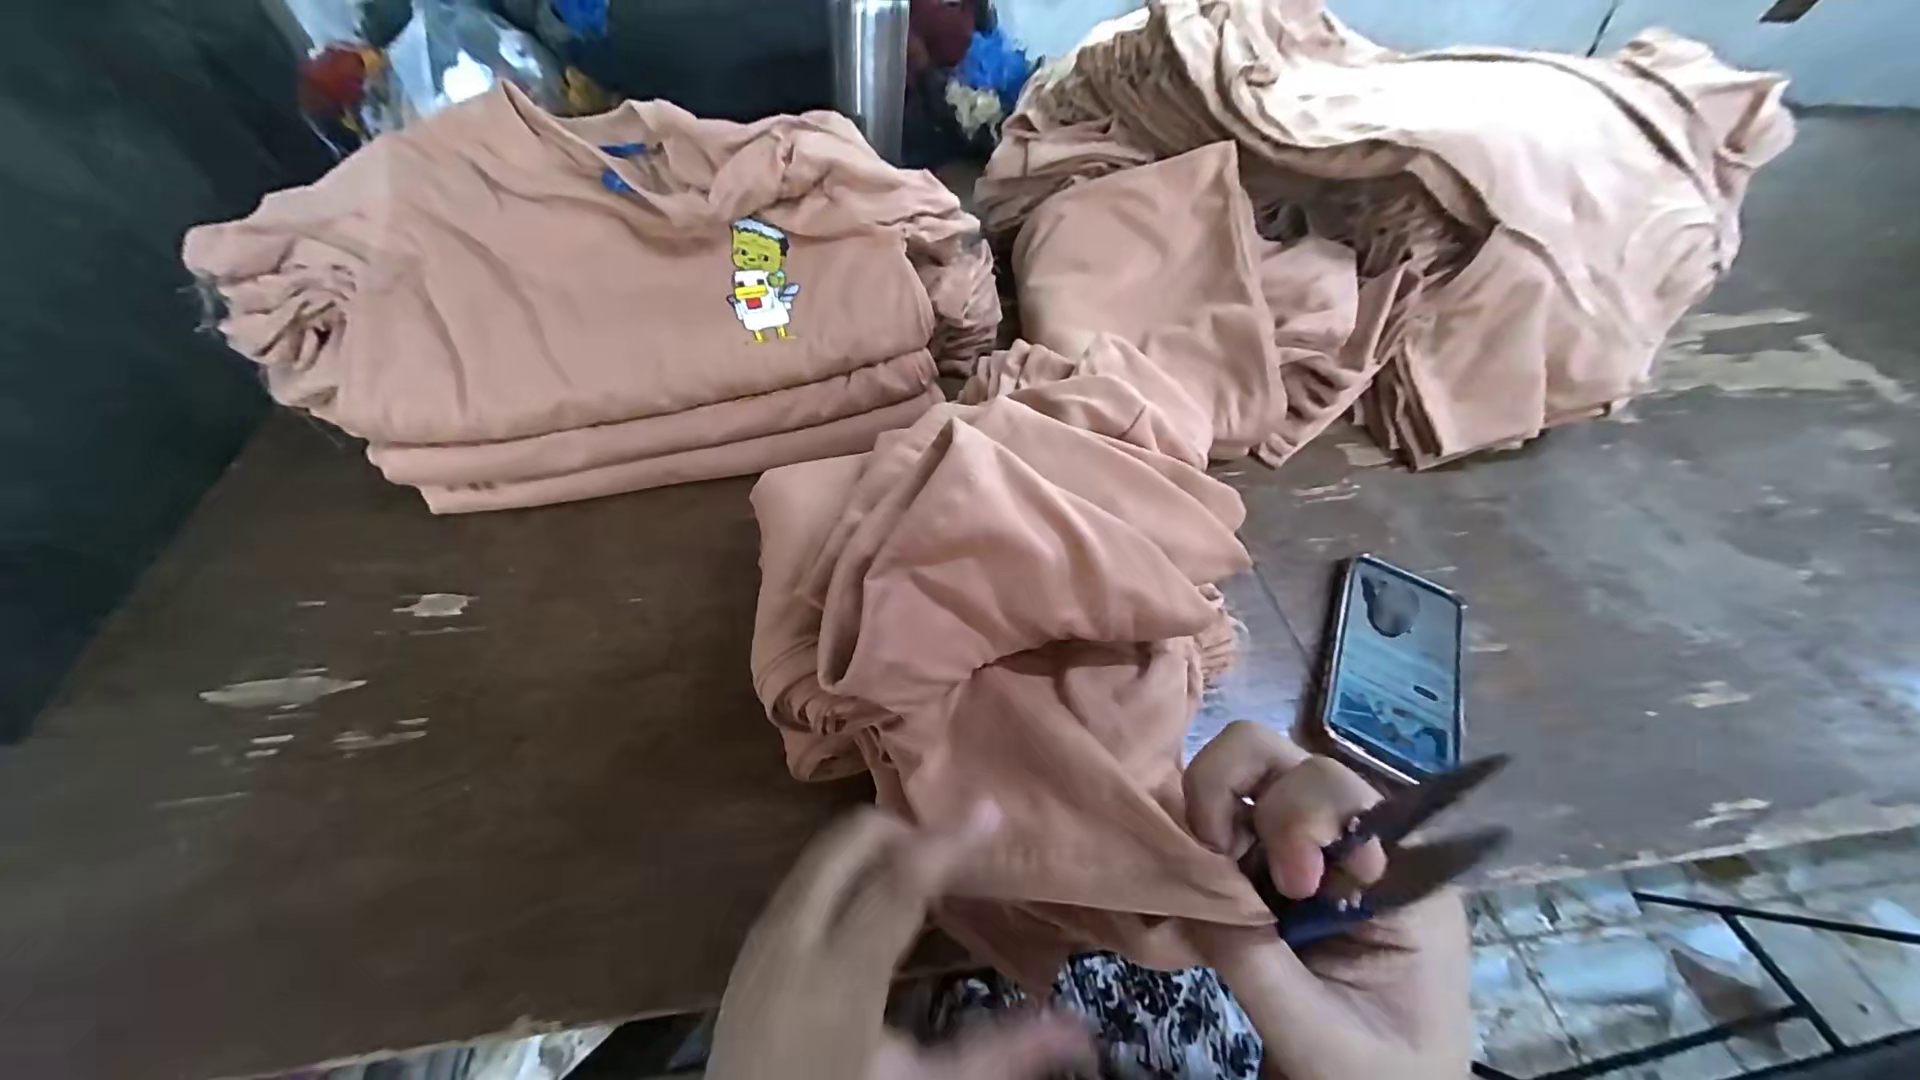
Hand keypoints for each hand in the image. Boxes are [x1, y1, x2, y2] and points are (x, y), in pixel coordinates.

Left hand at [707, 804, 1094, 1079]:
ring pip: (825, 846)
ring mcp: (763, 933)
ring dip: (875, 846)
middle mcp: (792, 937)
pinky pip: (805, 872)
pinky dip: (846, 867)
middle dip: (904, 831)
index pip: (901, 879)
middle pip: (851, 838)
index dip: (950, 839)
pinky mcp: (750, 938)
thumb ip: (999, 1055)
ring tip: (915, 876)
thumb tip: (1077, 1031)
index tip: (991, 811)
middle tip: (947, 856)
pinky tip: (869, 905)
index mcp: (838, 976)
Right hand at [1181, 722, 1472, 1079]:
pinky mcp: (1262, 843)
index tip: (1291, 886)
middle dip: (1238, 790)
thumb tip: (1190, 887)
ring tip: (1213, 861)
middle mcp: (1348, 836)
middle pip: (1286, 756)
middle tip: (1225, 854)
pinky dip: (1197, 816)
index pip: (1346, 793)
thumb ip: (1254, 962)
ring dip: (1212, 797)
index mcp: (1399, 878)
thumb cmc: (1366, 1075)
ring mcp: (1301, 834)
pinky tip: (1205, 867)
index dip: (1302, 816)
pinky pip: (1221, 797)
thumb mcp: (1319, 1034)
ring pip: (1246, 760)